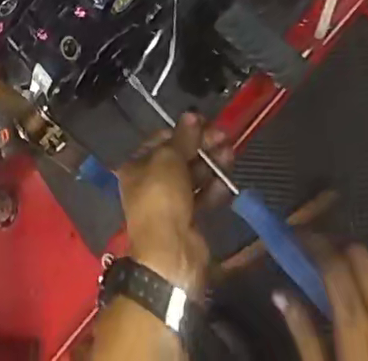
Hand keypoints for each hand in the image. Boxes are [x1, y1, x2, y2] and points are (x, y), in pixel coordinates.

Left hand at [115, 111, 230, 291]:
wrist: (171, 253)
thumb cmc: (162, 198)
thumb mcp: (169, 160)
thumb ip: (182, 138)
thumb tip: (192, 114)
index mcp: (137, 164)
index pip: (161, 139)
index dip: (183, 129)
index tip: (205, 122)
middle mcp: (151, 181)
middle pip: (179, 156)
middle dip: (201, 145)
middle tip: (224, 136)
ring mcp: (170, 201)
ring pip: (193, 176)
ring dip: (211, 163)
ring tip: (230, 152)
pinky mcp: (188, 219)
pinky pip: (201, 197)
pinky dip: (213, 188)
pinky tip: (226, 180)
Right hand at [275, 244, 367, 360]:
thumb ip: (304, 337)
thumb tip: (281, 294)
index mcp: (360, 335)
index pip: (336, 268)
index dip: (315, 245)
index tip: (297, 237)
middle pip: (365, 265)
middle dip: (339, 250)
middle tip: (317, 252)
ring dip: (363, 273)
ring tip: (343, 281)